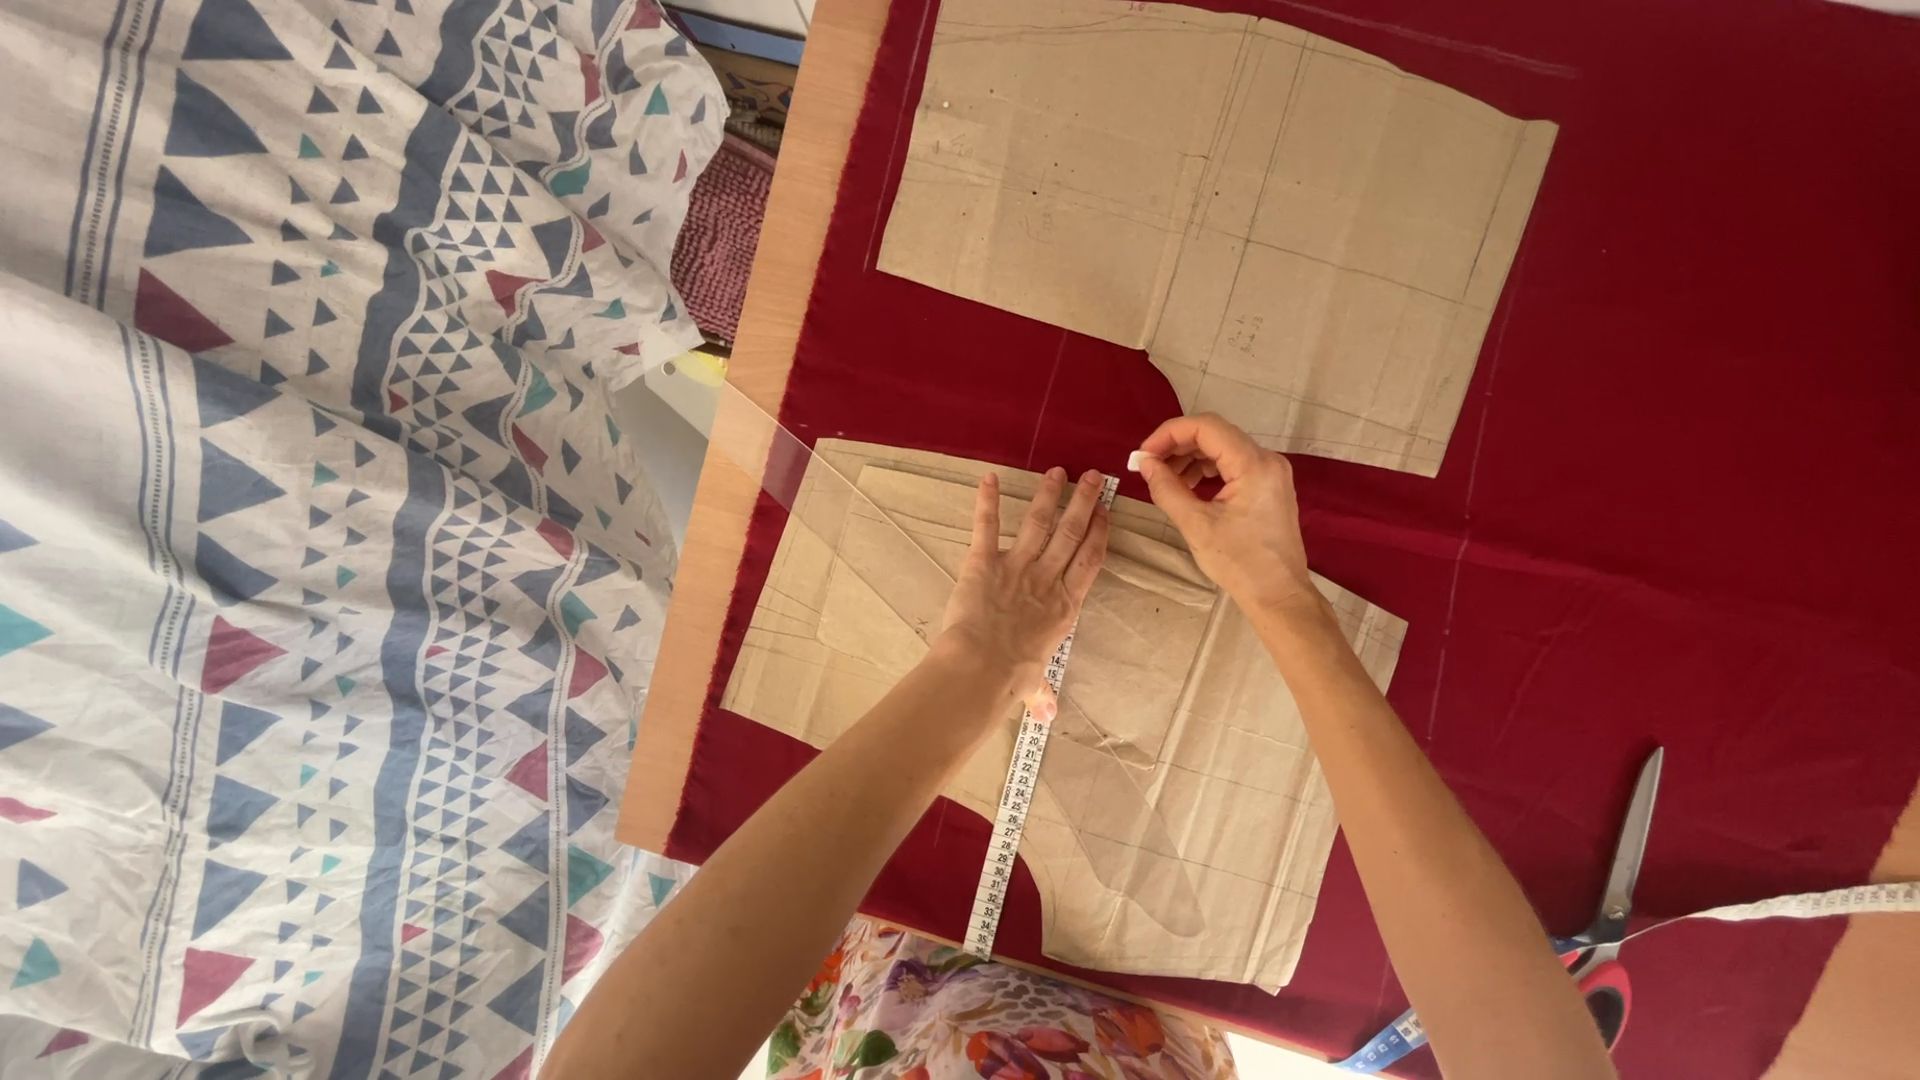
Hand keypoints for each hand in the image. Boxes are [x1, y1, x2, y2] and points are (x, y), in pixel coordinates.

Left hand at [935, 467, 1110, 722]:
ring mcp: (1017, 567)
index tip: (1106, 515)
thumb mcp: (1033, 685)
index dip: (1100, 535)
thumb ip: (1041, 692)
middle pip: (1072, 533)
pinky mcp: (984, 562)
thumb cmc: (1011, 678)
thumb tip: (1048, 716)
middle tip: (1094, 477)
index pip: (1090, 562)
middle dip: (1084, 502)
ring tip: (1057, 471)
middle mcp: (1046, 580)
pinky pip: (987, 527)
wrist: (981, 667)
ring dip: (1049, 494)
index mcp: (1064, 606)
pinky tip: (987, 478)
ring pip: (1039, 522)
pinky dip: (986, 501)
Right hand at [1135, 414, 1315, 614]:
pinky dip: (1205, 469)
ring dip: (1189, 457)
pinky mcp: (1267, 485)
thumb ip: (1167, 489)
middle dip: (1177, 445)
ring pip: (1222, 448)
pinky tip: (1186, 486)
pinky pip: (1231, 464)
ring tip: (1164, 479)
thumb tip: (1144, 464)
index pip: (1206, 427)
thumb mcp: (1196, 526)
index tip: (1144, 456)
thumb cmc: (1240, 563)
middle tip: (1148, 466)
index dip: (1169, 434)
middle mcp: (1266, 460)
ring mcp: (1270, 472)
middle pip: (1214, 434)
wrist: (1278, 594)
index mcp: (1253, 465)